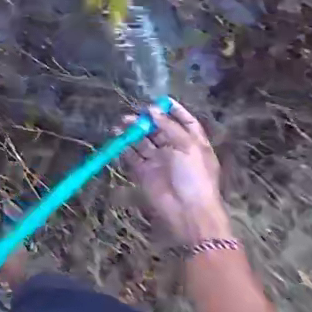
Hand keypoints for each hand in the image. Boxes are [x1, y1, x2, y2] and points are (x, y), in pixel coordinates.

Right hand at [125, 101, 231, 246]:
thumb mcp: (187, 145)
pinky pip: (133, 156)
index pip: (185, 122)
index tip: (160, 100)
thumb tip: (152, 110)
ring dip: (133, 131)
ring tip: (122, 123)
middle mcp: (176, 150)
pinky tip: (117, 137)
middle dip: (147, 120)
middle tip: (134, 113)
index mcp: (193, 143)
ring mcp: (159, 162)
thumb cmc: (194, 175)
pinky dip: (125, 147)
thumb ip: (168, 126)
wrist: (188, 211)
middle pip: (160, 130)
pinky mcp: (145, 173)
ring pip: (144, 141)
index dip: (174, 111)